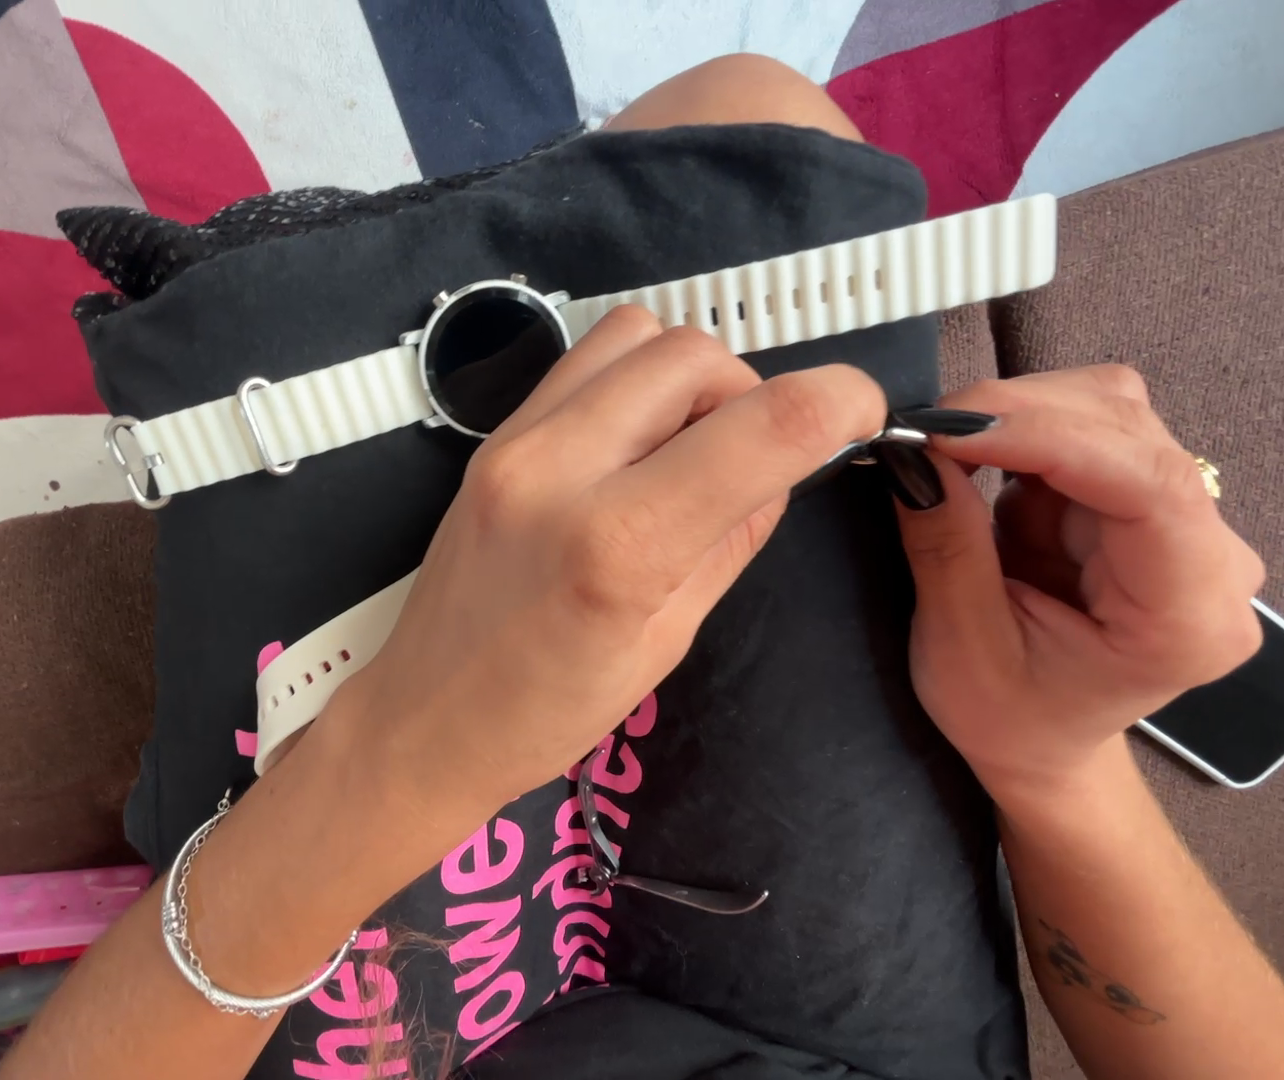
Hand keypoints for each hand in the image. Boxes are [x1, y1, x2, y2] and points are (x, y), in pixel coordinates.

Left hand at [321, 306, 885, 812]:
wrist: (425, 717)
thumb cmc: (550, 712)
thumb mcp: (669, 640)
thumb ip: (732, 536)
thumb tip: (779, 462)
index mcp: (620, 545)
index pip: (763, 427)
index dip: (839, 402)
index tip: (857, 413)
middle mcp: (558, 469)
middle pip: (693, 353)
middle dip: (749, 391)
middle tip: (745, 456)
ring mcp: (511, 444)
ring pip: (634, 336)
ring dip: (686, 376)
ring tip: (682, 447)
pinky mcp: (488, 439)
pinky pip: (580, 364)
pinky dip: (630, 382)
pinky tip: (628, 443)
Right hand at [894, 365, 1265, 799]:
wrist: (1043, 741)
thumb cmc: (1004, 715)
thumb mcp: (958, 644)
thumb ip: (946, 546)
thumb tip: (913, 455)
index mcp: (1185, 617)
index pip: (1149, 487)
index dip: (1047, 440)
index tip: (941, 433)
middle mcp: (1210, 558)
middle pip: (1131, 435)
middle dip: (1016, 416)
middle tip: (918, 436)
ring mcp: (1181, 523)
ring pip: (1110, 415)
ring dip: (1015, 417)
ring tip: (941, 452)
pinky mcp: (1139, 503)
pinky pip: (1085, 431)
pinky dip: (1017, 430)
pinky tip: (972, 460)